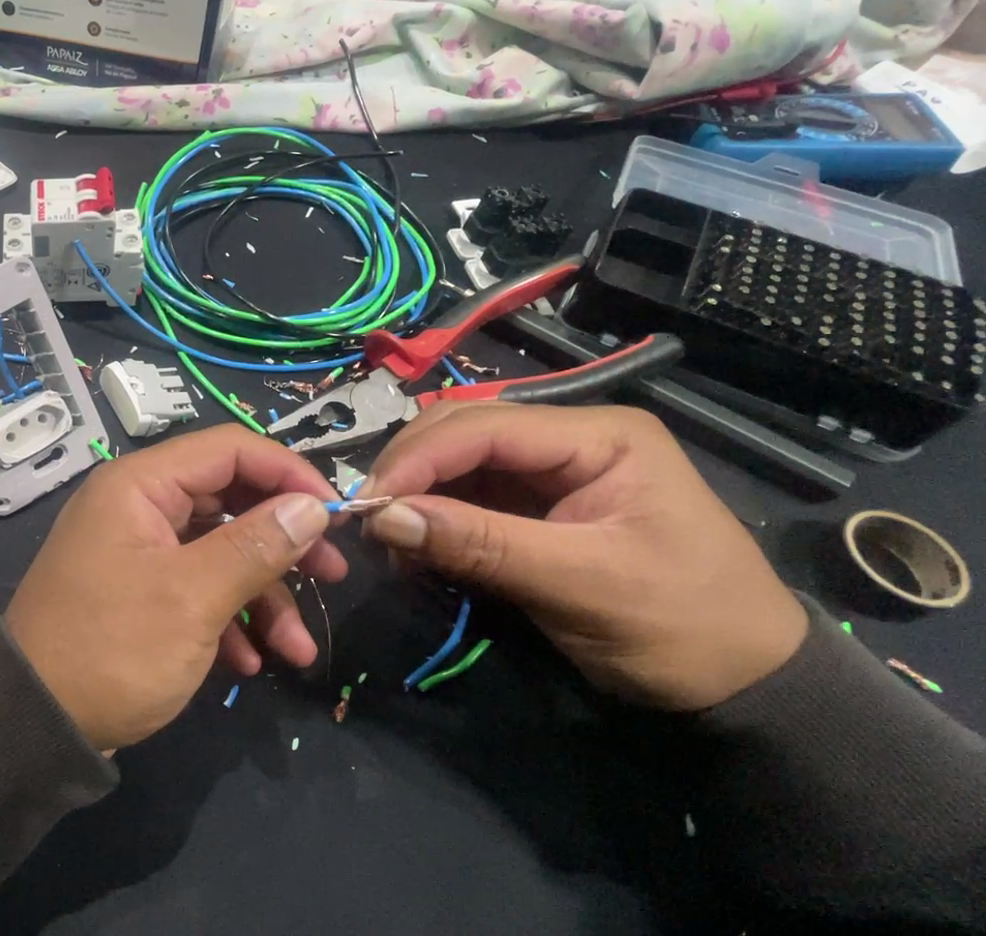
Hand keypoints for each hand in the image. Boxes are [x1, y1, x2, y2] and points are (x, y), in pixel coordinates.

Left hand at [4, 425, 345, 749]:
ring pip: (219, 553)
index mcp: (140, 486)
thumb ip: (256, 545)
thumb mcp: (192, 597)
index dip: (289, 474)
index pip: (229, 450)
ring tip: (298, 649)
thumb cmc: (113, 648)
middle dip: (284, 543)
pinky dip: (228, 621)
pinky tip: (248, 663)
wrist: (33, 722)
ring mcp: (136, 552)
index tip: (337, 515)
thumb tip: (312, 506)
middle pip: (229, 502)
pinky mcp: (137, 593)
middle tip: (333, 577)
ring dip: (264, 598)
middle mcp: (137, 507)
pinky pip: (196, 589)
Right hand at [360, 403, 806, 711]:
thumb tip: (383, 519)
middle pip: (460, 430)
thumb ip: (480, 545)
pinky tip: (413, 548)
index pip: (482, 425)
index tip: (366, 505)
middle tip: (367, 521)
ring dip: (414, 495)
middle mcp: (568, 439)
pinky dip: (430, 519)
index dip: (417, 458)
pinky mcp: (532, 507)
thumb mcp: (582, 585)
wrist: (744, 687)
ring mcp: (548, 472)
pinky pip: (463, 497)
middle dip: (408, 470)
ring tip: (388, 541)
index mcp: (598, 436)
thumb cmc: (682, 627)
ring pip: (454, 461)